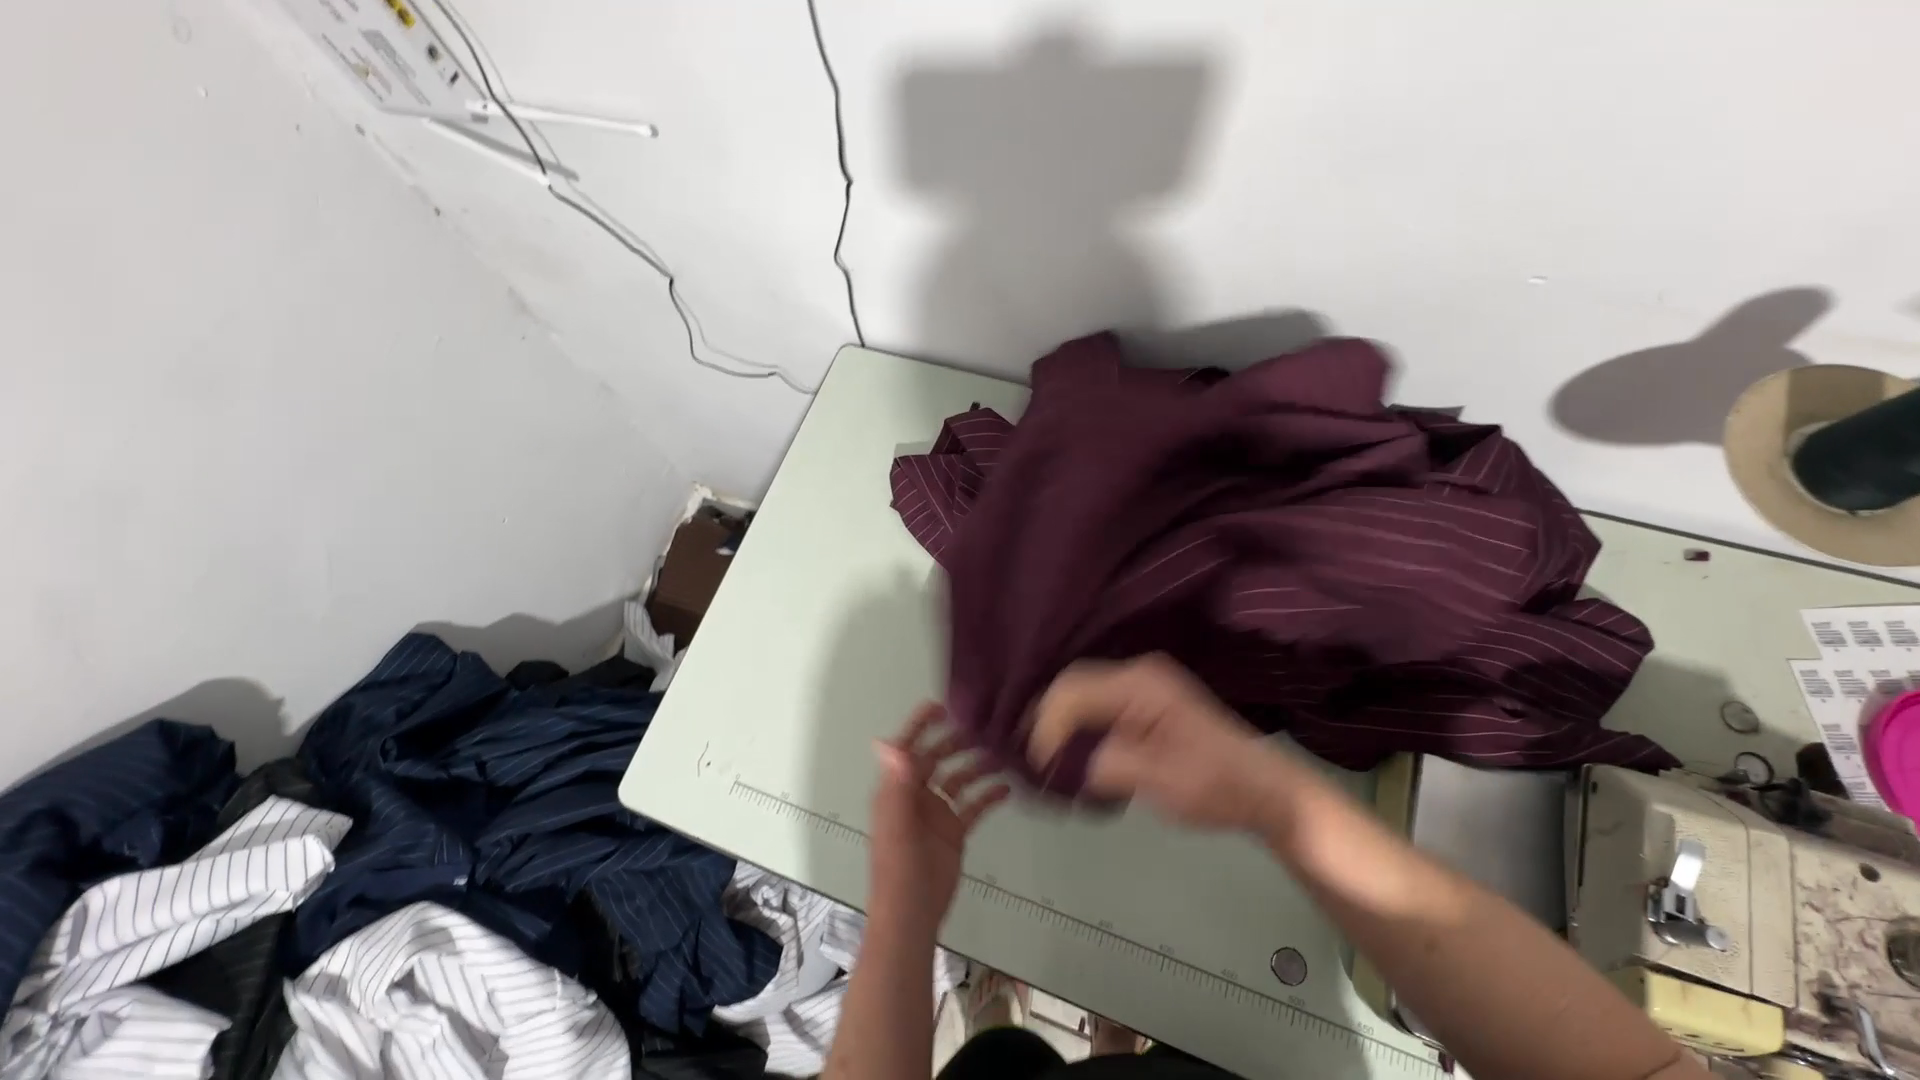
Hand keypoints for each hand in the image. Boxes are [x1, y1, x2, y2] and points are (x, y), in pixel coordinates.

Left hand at [867, 704, 1010, 934]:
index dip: (920, 726)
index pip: (906, 748)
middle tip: (984, 728)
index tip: (941, 705)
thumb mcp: (897, 825)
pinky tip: (1007, 789)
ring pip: (959, 778)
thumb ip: (897, 784)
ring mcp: (936, 813)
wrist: (911, 916)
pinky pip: (973, 806)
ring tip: (1002, 754)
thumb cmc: (899, 870)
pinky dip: (988, 795)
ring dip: (977, 765)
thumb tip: (887, 742)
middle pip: (936, 758)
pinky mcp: (954, 832)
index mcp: (897, 790)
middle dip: (956, 741)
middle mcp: (916, 796)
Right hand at [1028, 654, 1283, 829]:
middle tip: (1034, 764)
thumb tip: (1063, 763)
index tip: (1039, 766)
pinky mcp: (1143, 707)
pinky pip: (1096, 708)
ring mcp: (1140, 688)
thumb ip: (1106, 764)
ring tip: (1047, 763)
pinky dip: (1078, 730)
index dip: (1047, 725)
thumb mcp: (1159, 779)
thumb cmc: (1215, 784)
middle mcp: (1136, 675)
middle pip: (1071, 686)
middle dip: (1048, 722)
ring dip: (1060, 727)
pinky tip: (1073, 758)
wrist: (1264, 791)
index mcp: (1140, 683)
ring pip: (1080, 696)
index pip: (1072, 690)